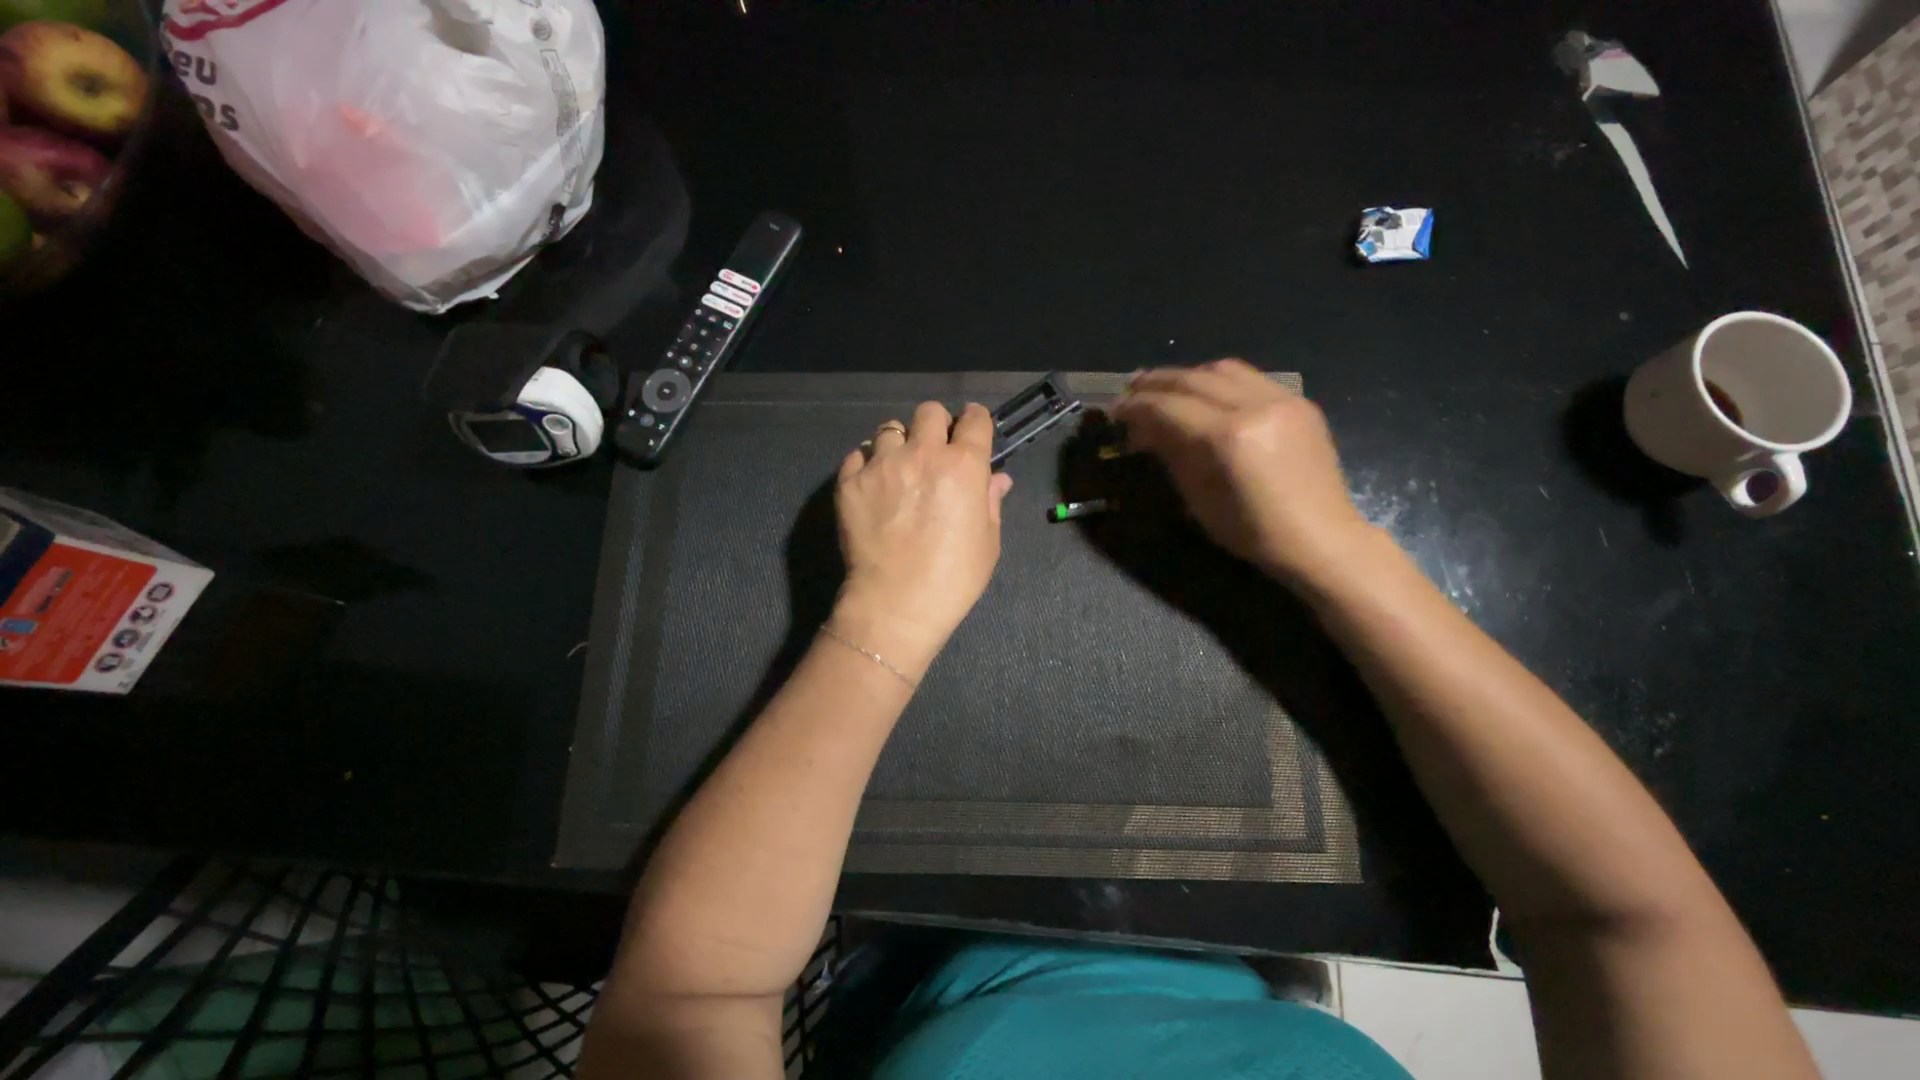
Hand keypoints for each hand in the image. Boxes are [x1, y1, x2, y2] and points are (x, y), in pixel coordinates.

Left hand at [832, 401, 1013, 673]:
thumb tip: (997, 479)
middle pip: (929, 412)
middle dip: (935, 425)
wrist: (895, 605)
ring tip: (898, 468)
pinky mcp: (849, 482)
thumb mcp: (988, 542)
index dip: (975, 422)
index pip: (974, 419)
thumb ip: (990, 501)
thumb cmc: (953, 578)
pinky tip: (874, 485)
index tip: (971, 431)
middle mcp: (922, 454)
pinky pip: (857, 455)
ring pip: (889, 429)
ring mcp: (881, 465)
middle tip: (934, 449)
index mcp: (963, 465)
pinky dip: (867, 464)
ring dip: (899, 443)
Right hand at [1113, 359, 1372, 583]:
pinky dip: (1221, 382)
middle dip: (1155, 383)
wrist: (1322, 539)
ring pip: (1223, 369)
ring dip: (1189, 376)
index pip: (1169, 406)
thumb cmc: (1253, 533)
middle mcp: (1255, 407)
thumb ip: (1172, 455)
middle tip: (1130, 391)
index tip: (1115, 410)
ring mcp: (1282, 399)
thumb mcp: (1200, 500)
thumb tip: (1143, 430)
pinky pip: (1251, 378)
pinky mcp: (1299, 402)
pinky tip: (1208, 397)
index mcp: (1229, 437)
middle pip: (1193, 379)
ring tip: (1166, 389)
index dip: (1136, 406)